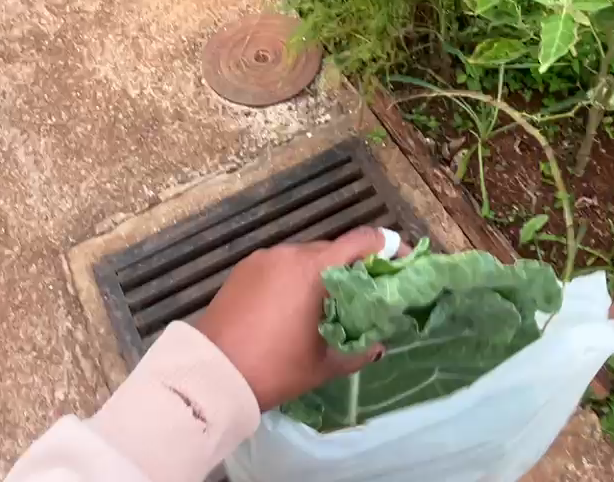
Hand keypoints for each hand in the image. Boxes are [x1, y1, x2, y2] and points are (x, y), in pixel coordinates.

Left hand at [193, 226, 389, 409]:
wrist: (213, 372)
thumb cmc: (274, 368)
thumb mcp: (323, 365)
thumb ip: (357, 352)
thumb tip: (379, 346)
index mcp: (314, 269)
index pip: (360, 241)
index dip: (385, 245)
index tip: (399, 258)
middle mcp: (291, 253)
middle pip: (331, 249)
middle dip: (351, 265)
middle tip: (362, 291)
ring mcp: (265, 257)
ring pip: (304, 256)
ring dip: (319, 272)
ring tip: (324, 302)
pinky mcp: (245, 266)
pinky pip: (279, 264)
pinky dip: (292, 277)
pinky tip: (291, 304)